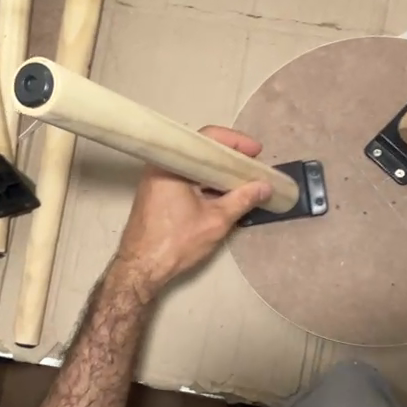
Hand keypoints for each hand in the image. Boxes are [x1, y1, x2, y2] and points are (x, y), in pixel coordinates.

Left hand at [111, 126, 272, 297]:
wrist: (140, 268)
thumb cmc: (175, 242)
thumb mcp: (216, 221)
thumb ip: (242, 199)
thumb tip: (265, 187)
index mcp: (172, 164)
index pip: (208, 138)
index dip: (236, 143)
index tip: (257, 152)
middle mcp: (161, 165)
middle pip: (201, 150)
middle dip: (229, 157)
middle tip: (253, 164)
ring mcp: (156, 179)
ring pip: (194, 166)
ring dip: (218, 171)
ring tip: (243, 179)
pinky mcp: (156, 193)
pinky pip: (185, 177)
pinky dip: (205, 182)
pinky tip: (224, 193)